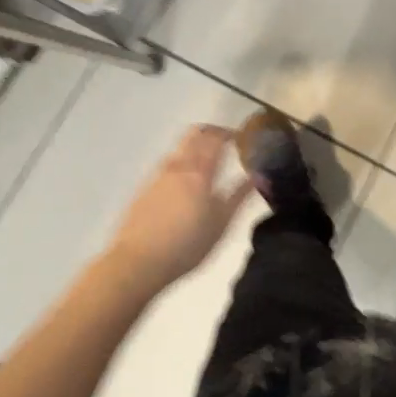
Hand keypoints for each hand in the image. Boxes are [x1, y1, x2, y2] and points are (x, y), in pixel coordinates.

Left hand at [108, 125, 253, 286]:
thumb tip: (258, 175)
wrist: (136, 263)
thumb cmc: (186, 245)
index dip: (229, 133)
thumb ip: (239, 196)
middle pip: (194, 135)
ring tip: (205, 163)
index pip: (216, 139)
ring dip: (193, 147)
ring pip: (178, 149)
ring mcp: (157, 177)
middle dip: (210, 132)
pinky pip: (165, 166)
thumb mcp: (221, 224)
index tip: (241, 137)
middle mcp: (178, 167)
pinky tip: (182, 184)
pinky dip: (179, 164)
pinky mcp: (143, 190)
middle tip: (224, 142)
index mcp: (200, 172)